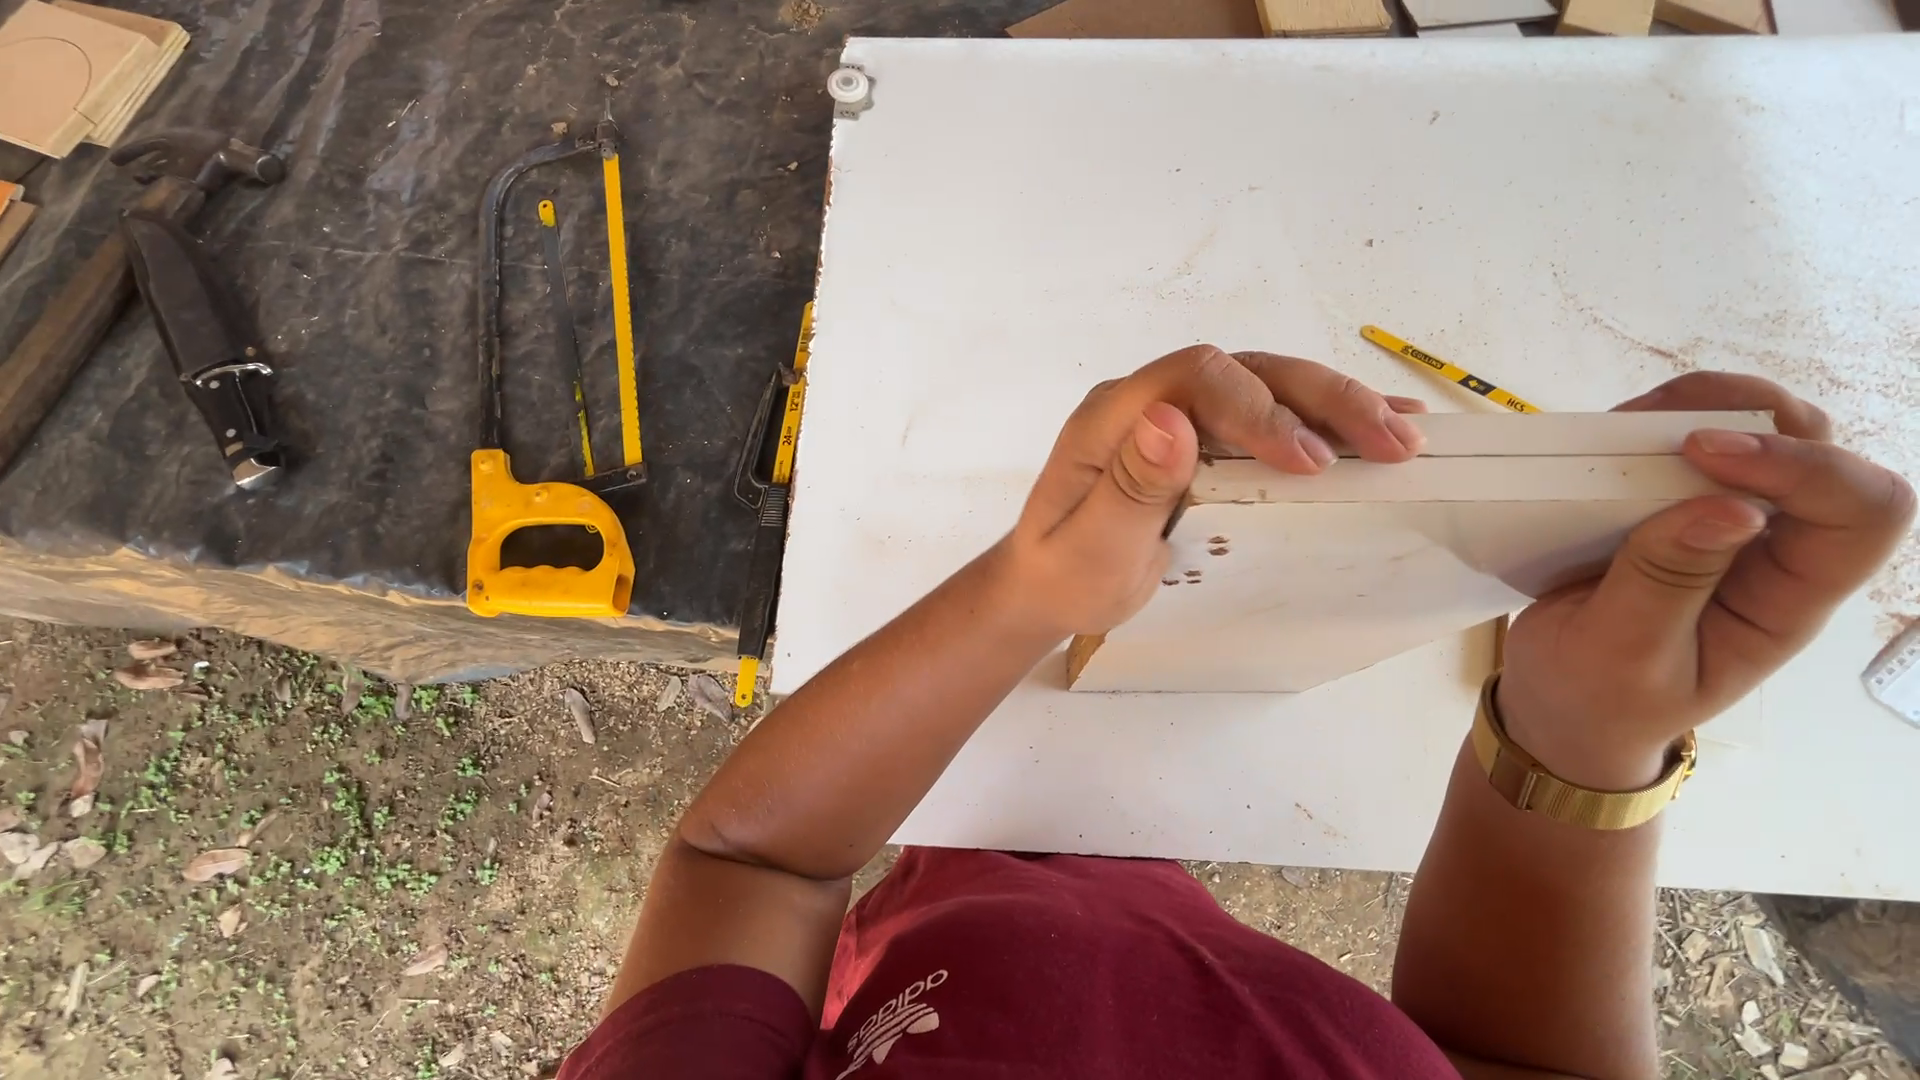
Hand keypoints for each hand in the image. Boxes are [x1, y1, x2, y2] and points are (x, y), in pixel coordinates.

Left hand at [992, 344, 1427, 640]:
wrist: (1051, 585)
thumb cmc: (1065, 576)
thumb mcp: (1090, 547)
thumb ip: (1128, 487)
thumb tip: (1171, 419)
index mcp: (1111, 417)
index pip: (1193, 380)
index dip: (1258, 408)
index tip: (1308, 462)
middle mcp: (1146, 402)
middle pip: (1242, 371)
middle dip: (1319, 401)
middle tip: (1391, 444)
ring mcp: (1176, 417)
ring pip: (1265, 386)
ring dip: (1335, 408)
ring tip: (1403, 438)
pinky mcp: (1201, 439)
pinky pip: (1267, 416)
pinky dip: (1322, 423)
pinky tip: (1376, 430)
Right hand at [1499, 372, 1916, 789]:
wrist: (1559, 706)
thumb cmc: (1595, 694)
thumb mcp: (1623, 652)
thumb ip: (1667, 583)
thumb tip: (1730, 509)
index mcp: (1787, 599)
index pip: (1859, 511)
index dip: (1801, 466)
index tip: (1697, 450)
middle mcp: (1772, 552)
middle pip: (1821, 452)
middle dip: (1754, 414)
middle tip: (1659, 417)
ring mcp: (1717, 529)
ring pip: (1759, 435)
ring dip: (1703, 408)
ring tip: (1625, 420)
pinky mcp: (1662, 516)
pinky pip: (1682, 453)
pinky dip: (1653, 427)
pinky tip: (1604, 441)